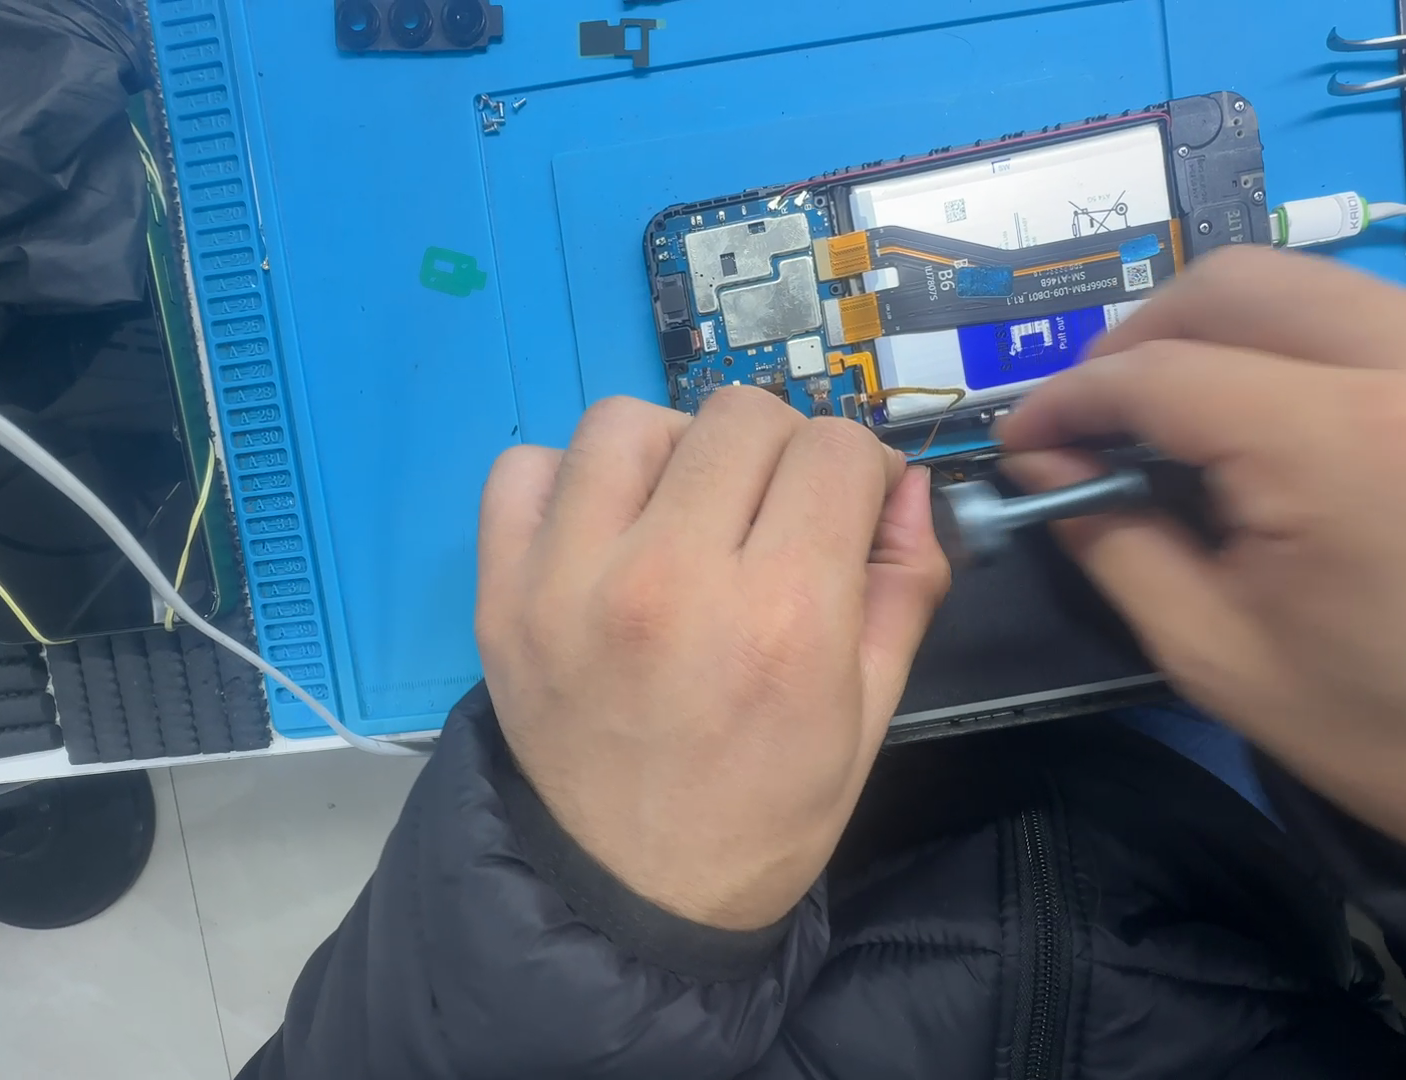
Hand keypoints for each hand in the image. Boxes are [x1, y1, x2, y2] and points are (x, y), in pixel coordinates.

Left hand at [476, 388, 950, 929]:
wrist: (628, 894)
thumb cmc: (766, 812)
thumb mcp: (871, 714)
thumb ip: (905, 584)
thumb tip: (903, 483)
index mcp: (783, 616)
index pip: (835, 450)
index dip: (859, 467)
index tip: (847, 505)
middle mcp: (670, 578)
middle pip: (741, 416)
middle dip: (782, 450)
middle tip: (774, 512)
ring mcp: (568, 581)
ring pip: (629, 422)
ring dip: (677, 450)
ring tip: (685, 514)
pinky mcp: (501, 593)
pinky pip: (523, 470)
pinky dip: (569, 480)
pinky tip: (601, 531)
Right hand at [996, 247, 1405, 900]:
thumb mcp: (1216, 654)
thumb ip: (1110, 539)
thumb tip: (1044, 465)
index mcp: (1356, 452)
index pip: (1160, 373)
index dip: (1066, 397)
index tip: (1023, 434)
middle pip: (1235, 284)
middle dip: (1135, 342)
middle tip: (1098, 415)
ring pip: (1317, 289)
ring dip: (1222, 345)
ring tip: (1191, 424)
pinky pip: (1400, 320)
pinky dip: (1313, 359)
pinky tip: (1306, 433)